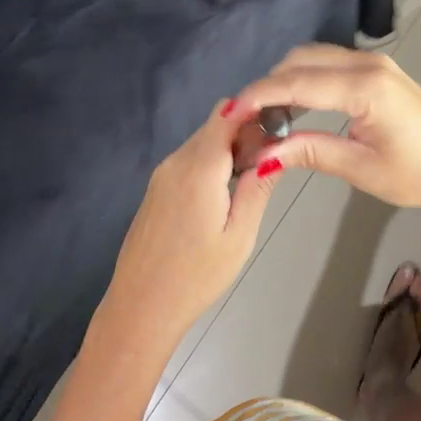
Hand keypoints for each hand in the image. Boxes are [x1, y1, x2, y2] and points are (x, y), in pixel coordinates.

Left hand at [99, 98, 286, 341]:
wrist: (140, 309)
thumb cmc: (197, 277)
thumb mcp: (240, 236)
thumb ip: (259, 186)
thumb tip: (280, 147)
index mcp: (200, 167)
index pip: (228, 112)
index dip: (255, 111)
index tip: (279, 129)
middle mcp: (176, 160)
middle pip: (215, 124)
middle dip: (244, 133)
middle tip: (267, 165)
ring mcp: (161, 174)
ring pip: (202, 142)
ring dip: (227, 150)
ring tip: (247, 184)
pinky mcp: (155, 189)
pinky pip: (188, 160)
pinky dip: (210, 165)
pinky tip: (221, 198)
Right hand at [237, 46, 420, 212]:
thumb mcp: (362, 169)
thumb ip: (311, 152)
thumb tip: (262, 154)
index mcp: (364, 87)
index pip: (297, 82)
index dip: (259, 95)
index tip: (230, 112)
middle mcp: (367, 64)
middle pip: (301, 61)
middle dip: (268, 85)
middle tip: (245, 118)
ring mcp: (374, 62)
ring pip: (314, 57)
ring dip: (286, 79)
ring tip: (264, 114)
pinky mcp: (378, 70)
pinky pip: (330, 63)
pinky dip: (305, 77)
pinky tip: (295, 104)